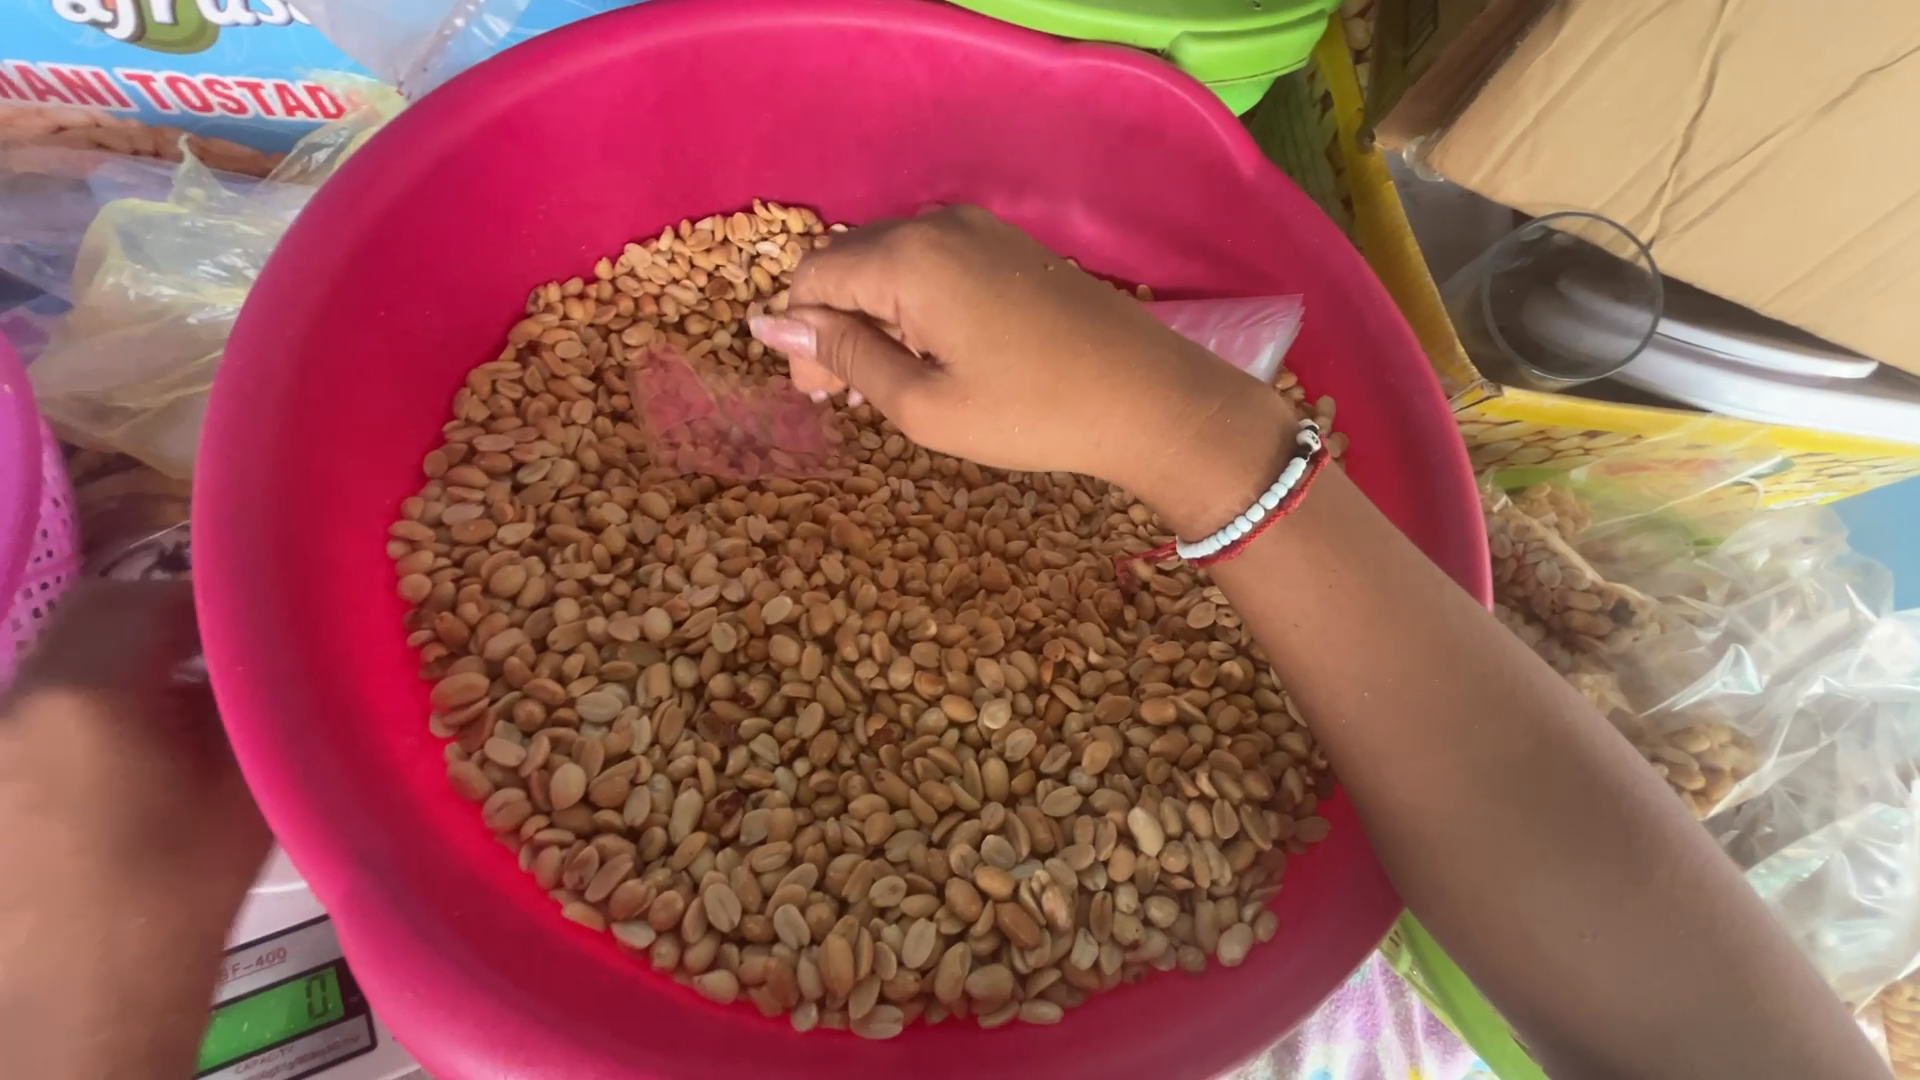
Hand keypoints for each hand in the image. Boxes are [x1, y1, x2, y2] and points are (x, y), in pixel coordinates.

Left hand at [2, 579, 267, 906]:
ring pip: (65, 660)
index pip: (144, 599)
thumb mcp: (250, 771)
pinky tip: (142, 744)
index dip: (211, 598)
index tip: (264, 619)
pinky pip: (45, 707)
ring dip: (132, 659)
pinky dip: (99, 700)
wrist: (83, 988)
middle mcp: (13, 704)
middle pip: (92, 617)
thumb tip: (275, 653)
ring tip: (192, 696)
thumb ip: (258, 696)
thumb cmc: (183, 874)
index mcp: (84, 695)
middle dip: (167, 619)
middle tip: (232, 648)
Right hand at [749, 207, 1294, 533]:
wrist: (1146, 398)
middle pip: (850, 263)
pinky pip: (934, 266)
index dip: (802, 335)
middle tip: (849, 395)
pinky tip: (931, 355)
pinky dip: (914, 308)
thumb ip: (846, 357)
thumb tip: (772, 327)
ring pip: (892, 264)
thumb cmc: (1030, 413)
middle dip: (835, 326)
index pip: (815, 275)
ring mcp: (980, 230)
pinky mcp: (1009, 248)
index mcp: (910, 258)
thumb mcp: (924, 404)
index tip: (822, 394)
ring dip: (874, 319)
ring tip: (889, 383)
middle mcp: (938, 224)